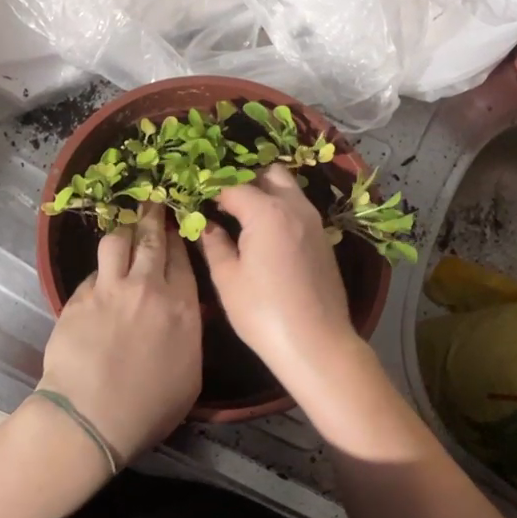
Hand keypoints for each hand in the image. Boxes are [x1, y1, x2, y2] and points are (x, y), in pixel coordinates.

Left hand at [37, 203, 201, 462]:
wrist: (92, 415)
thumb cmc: (149, 407)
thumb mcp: (191, 375)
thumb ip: (190, 335)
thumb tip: (184, 316)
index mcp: (182, 307)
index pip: (183, 258)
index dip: (180, 235)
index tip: (178, 221)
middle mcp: (148, 288)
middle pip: (151, 239)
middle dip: (153, 215)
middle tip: (153, 198)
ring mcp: (109, 289)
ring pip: (116, 243)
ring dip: (123, 231)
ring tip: (125, 222)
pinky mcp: (78, 298)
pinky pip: (93, 272)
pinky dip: (101, 269)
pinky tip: (102, 272)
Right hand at [200, 165, 362, 384]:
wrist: (316, 344)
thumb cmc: (263, 312)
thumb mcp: (227, 278)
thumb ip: (214, 244)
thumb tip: (206, 225)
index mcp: (267, 211)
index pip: (232, 185)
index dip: (209, 188)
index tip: (193, 196)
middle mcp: (295, 207)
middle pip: (268, 174)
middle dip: (243, 179)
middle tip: (219, 199)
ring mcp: (314, 222)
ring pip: (288, 189)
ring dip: (264, 192)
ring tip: (238, 213)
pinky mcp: (323, 240)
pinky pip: (298, 209)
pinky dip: (279, 209)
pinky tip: (262, 232)